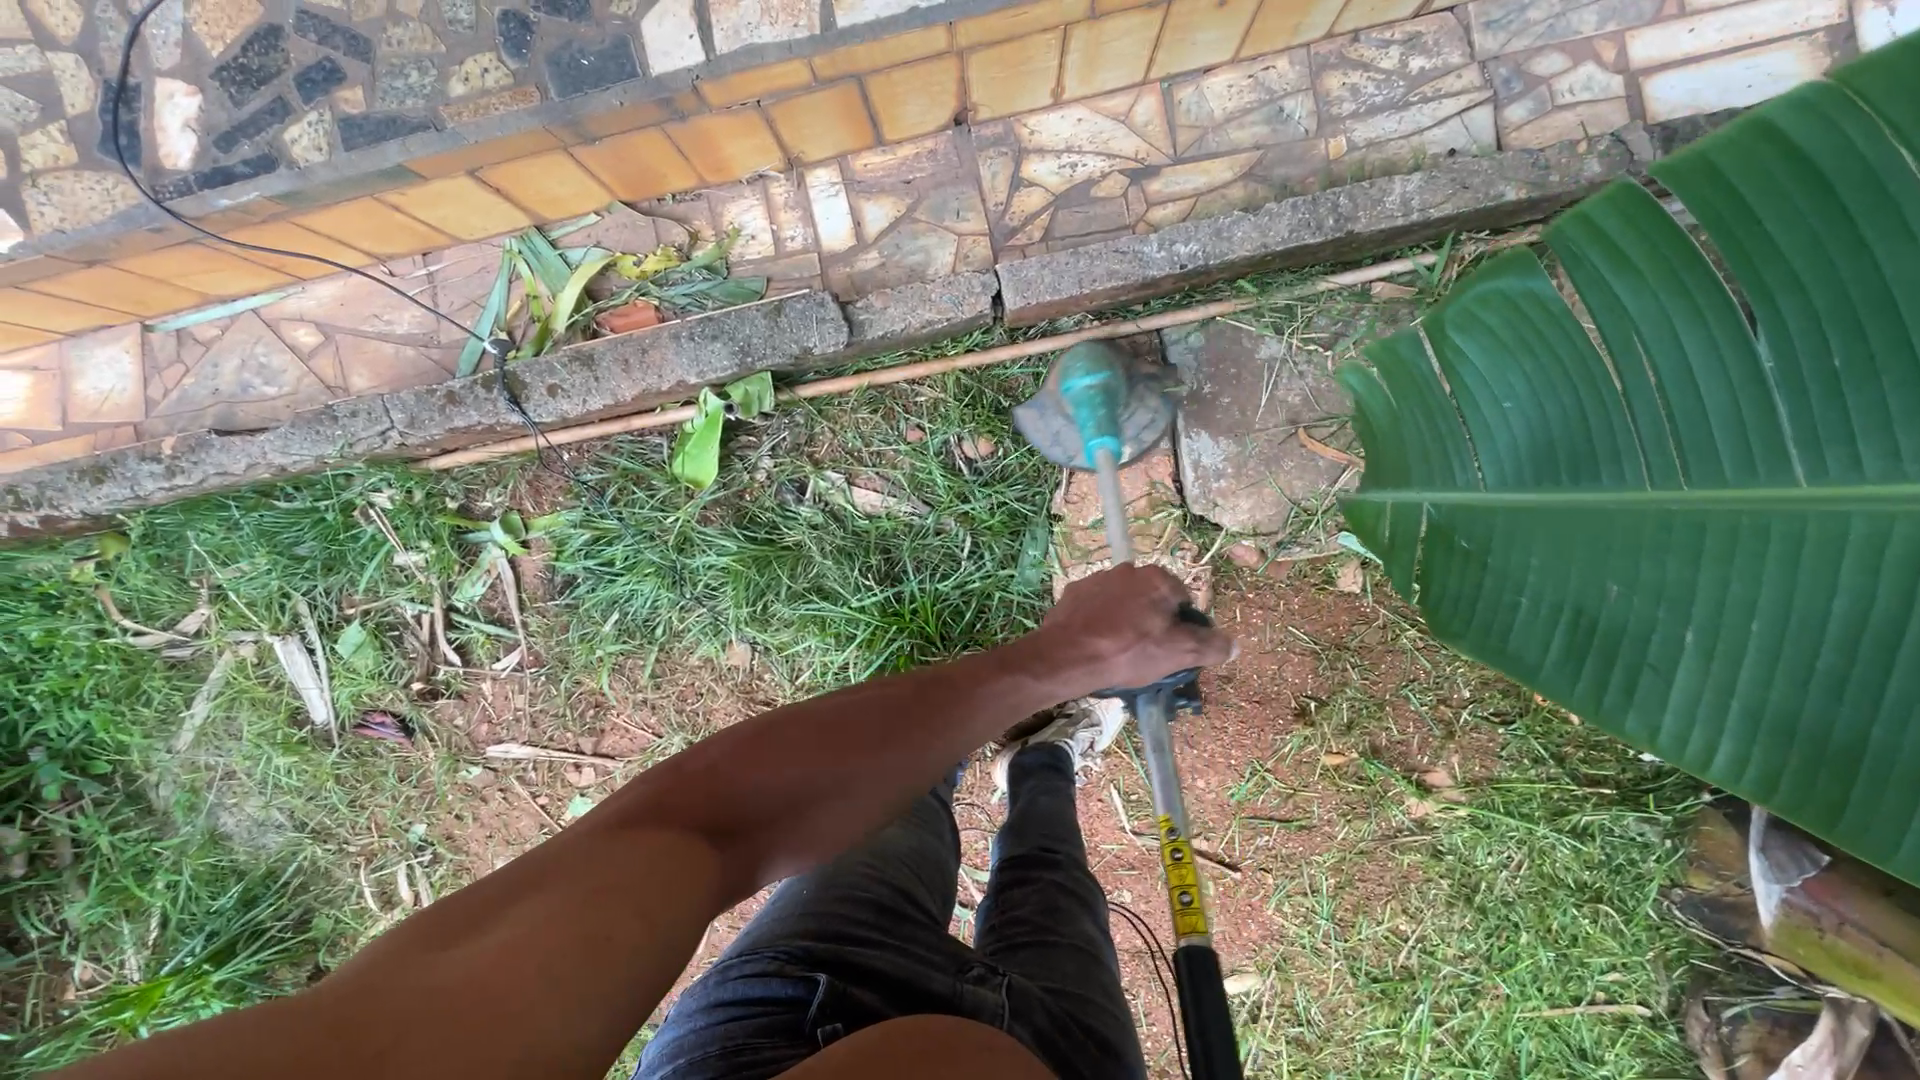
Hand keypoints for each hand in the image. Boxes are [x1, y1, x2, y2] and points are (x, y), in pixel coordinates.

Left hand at [1033, 564, 1235, 696]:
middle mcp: (1127, 571)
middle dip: (1153, 625)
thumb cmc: (1128, 651)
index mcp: (1158, 578)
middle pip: (1152, 601)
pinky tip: (1097, 646)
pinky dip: (1099, 624)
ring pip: (1123, 604)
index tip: (1173, 651)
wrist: (1067, 656)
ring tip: (1119, 654)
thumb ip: (1211, 645)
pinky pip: (1096, 610)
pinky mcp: (1072, 595)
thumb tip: (1233, 644)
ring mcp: (1096, 580)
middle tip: (1148, 656)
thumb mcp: (1180, 652)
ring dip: (1125, 623)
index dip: (1183, 628)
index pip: (1183, 601)